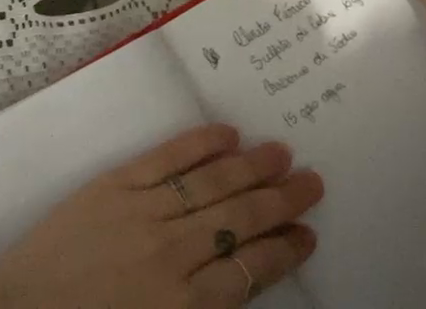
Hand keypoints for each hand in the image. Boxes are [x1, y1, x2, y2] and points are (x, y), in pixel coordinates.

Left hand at [0, 124, 321, 308]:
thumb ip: (201, 305)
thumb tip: (240, 277)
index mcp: (182, 305)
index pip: (250, 273)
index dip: (284, 252)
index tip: (308, 234)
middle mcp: (171, 255)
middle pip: (239, 222)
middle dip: (281, 202)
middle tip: (312, 183)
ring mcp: (141, 213)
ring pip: (210, 186)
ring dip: (251, 169)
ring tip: (282, 154)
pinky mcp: (112, 186)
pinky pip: (164, 159)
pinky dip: (198, 144)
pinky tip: (226, 133)